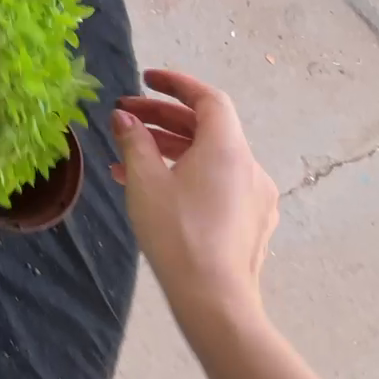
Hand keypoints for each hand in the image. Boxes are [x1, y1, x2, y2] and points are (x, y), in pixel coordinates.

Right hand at [112, 68, 278, 320]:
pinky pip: (215, 180)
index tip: (146, 79)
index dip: (177, 84)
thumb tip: (124, 118)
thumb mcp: (144, 179)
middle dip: (162, 116)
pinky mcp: (251, 221)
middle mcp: (249, 168)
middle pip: (207, 127)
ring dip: (167, 146)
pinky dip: (184, 170)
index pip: (209, 99)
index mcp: (227, 150)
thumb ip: (134, 140)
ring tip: (126, 156)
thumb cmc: (176, 230)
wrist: (214, 299)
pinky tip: (151, 187)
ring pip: (208, 156)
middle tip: (123, 116)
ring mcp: (255, 197)